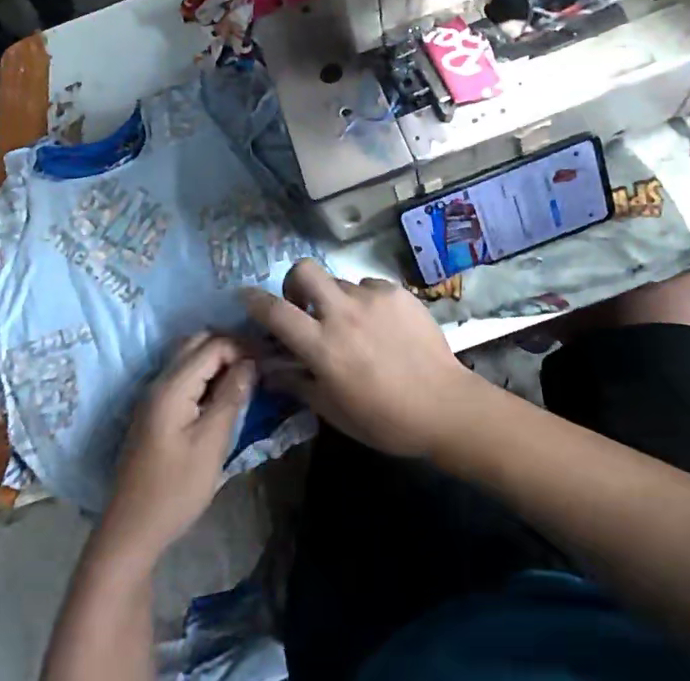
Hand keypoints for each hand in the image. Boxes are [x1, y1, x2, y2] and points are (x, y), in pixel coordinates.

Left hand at [98, 334, 255, 558]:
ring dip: (219, 360)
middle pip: (198, 343)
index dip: (244, 348)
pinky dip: (207, 376)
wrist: (131, 532)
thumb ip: (231, 396)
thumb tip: (251, 362)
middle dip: (231, 347)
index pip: (214, 344)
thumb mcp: (212, 443)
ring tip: (247, 379)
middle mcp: (159, 383)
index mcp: (172, 387)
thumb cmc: (175, 490)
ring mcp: (154, 398)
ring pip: (189, 358)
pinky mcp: (155, 413)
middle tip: (259, 367)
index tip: (270, 364)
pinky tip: (225, 395)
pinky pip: (184, 377)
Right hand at [244, 259, 490, 457]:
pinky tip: (380, 324)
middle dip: (295, 283)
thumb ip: (298, 382)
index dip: (254, 300)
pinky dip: (365, 301)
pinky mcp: (398, 293)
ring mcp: (374, 298)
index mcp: (322, 345)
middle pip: (304, 270)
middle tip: (304, 306)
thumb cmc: (383, 419)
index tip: (246, 297)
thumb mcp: (333, 410)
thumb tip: (271, 369)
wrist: (443, 405)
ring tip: (352, 325)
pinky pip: (369, 286)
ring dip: (335, 298)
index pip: (275, 311)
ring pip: (339, 281)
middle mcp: (344, 312)